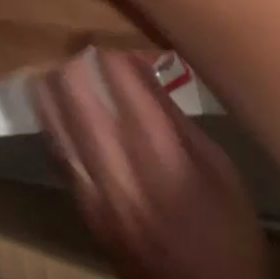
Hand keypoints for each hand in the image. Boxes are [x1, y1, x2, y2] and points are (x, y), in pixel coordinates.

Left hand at [33, 49, 269, 278]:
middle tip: (87, 52)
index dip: (114, 53)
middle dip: (78, 60)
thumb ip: (176, 117)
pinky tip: (59, 107)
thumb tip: (144, 71)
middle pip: (74, 87)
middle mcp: (117, 161)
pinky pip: (54, 146)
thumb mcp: (222, 170)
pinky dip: (53, 118)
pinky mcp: (79, 201)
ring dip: (56, 84)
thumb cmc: (227, 232)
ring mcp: (90, 183)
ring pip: (52, 114)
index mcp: (160, 150)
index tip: (121, 46)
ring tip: (66, 70)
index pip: (118, 77)